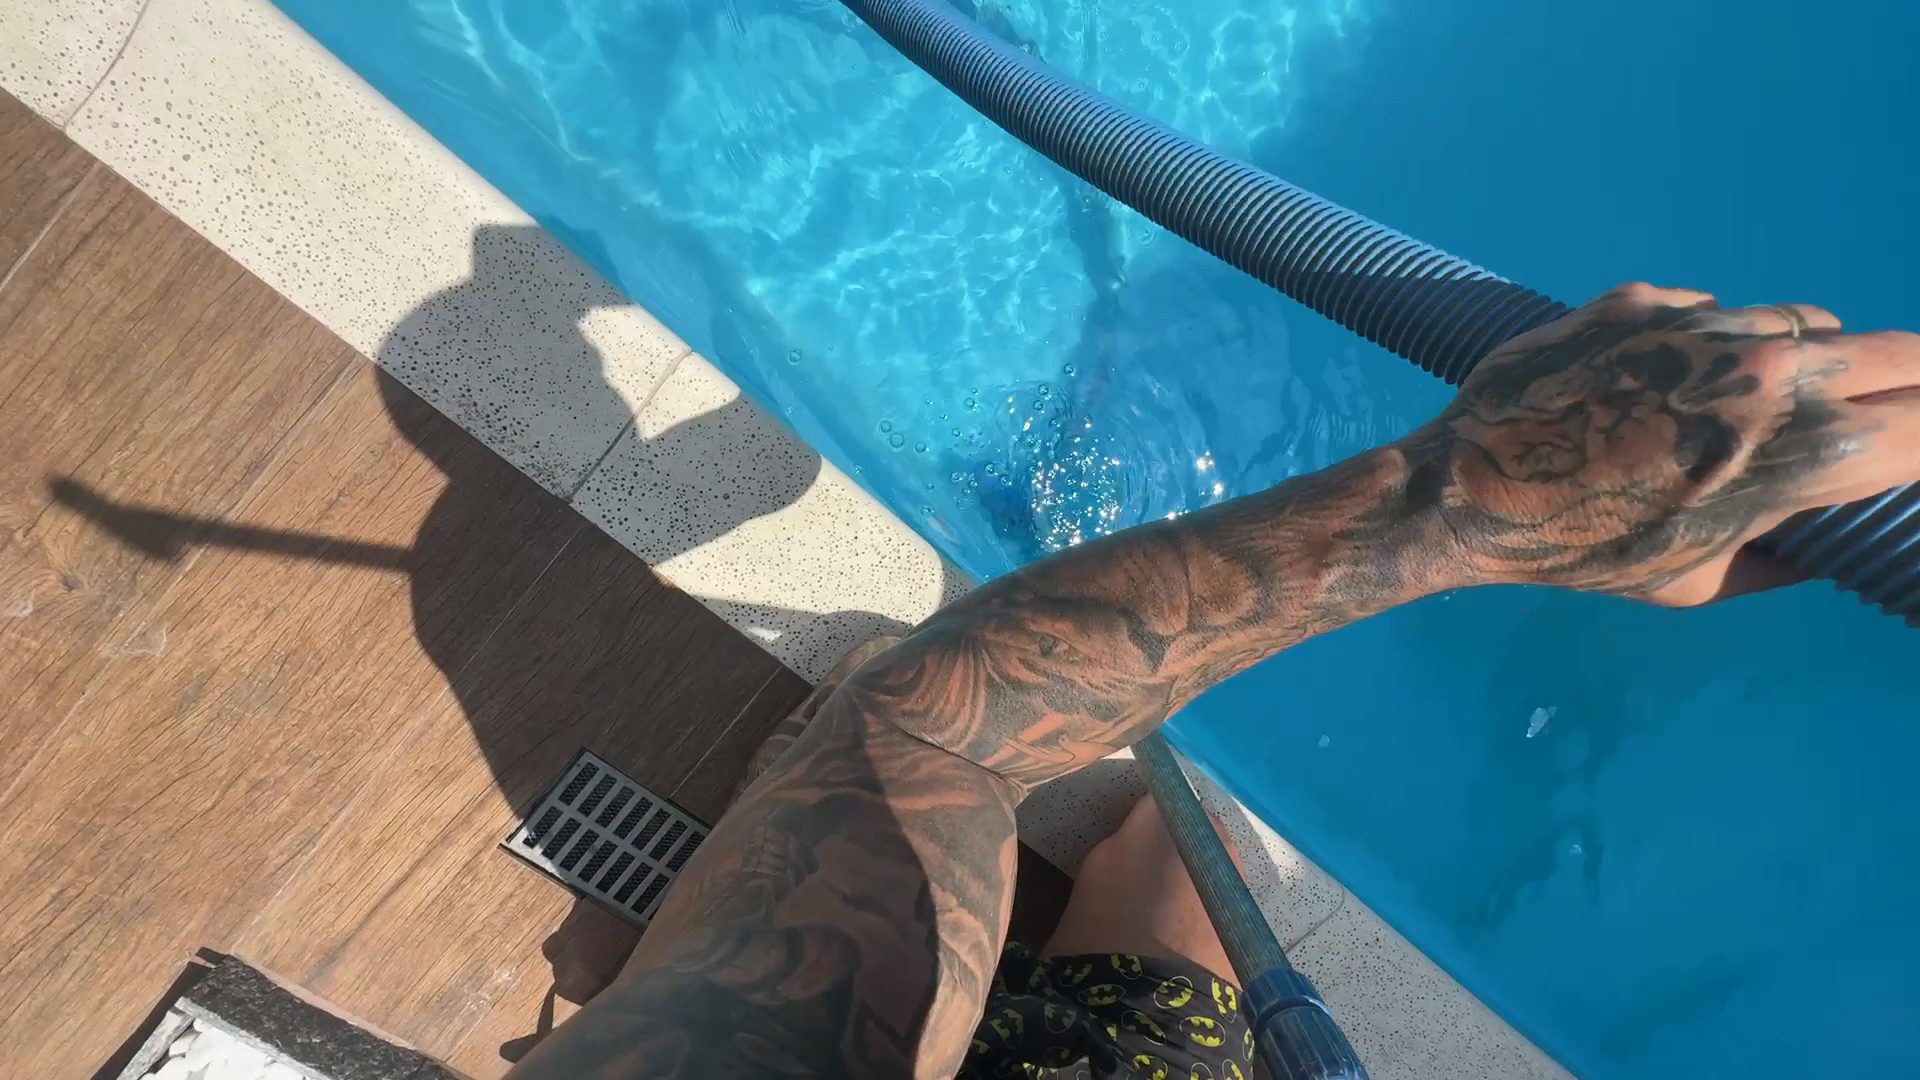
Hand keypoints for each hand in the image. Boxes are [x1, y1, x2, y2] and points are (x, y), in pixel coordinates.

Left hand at [1414, 283, 1919, 605]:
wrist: (1455, 493)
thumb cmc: (1569, 549)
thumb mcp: (1694, 583)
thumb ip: (1789, 554)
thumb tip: (1832, 536)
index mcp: (1808, 449)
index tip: (1900, 447)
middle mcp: (1772, 369)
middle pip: (1897, 354)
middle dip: (1885, 387)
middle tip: (1830, 417)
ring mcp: (1699, 324)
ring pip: (1797, 324)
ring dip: (1782, 361)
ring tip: (1711, 404)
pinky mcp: (1634, 302)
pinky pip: (1704, 311)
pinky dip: (1693, 341)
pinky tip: (1638, 380)